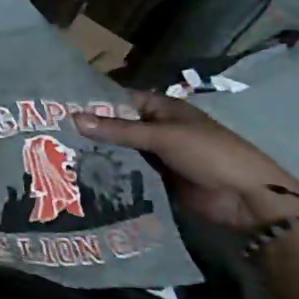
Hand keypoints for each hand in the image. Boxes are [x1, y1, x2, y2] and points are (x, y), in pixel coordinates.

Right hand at [72, 89, 298, 229]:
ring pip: (119, 150)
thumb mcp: (163, 137)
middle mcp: (156, 128)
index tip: (57, 108)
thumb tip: (73, 118)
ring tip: (58, 155)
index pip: (118, 100)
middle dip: (89, 130)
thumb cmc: (210, 154)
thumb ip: (119, 130)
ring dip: (98, 152)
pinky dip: (110, 172)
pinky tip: (82, 175)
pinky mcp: (156, 179)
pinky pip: (127, 172)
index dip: (91, 102)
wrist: (248, 199)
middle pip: (116, 126)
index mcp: (161, 109)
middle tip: (50, 135)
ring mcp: (156, 155)